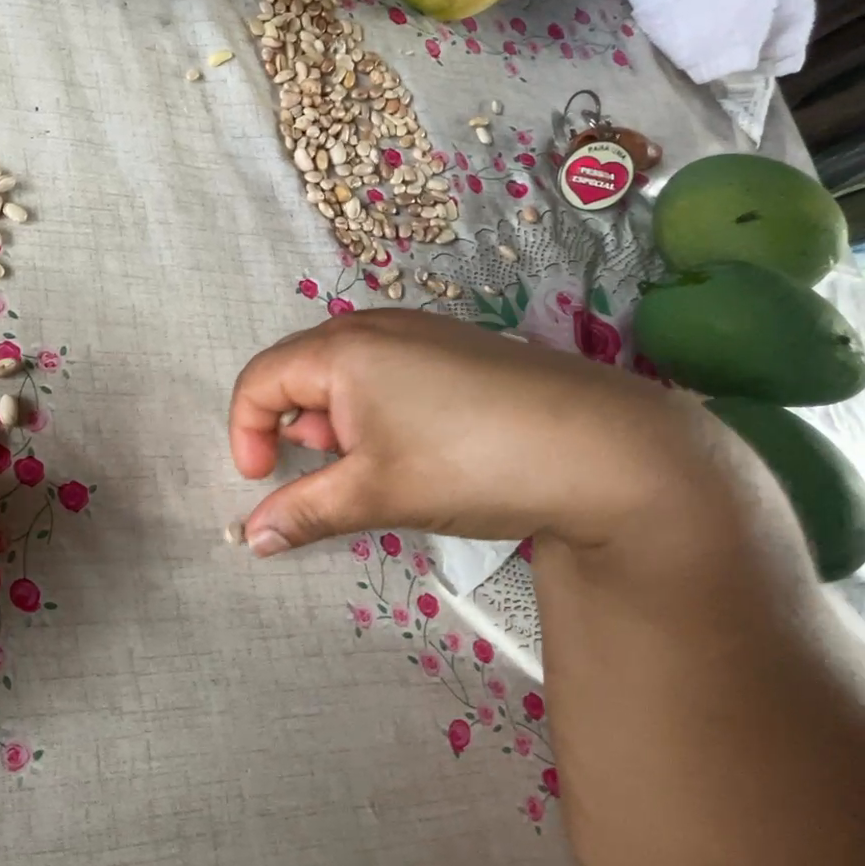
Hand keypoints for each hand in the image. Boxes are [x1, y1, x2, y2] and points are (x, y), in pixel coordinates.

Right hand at [228, 309, 741, 554]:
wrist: (620, 454)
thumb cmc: (472, 464)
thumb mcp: (375, 495)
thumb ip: (302, 511)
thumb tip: (251, 539)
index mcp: (340, 349)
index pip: (258, 382)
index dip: (245, 433)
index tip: (261, 480)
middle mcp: (372, 326)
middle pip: (296, 371)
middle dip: (293, 426)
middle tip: (324, 471)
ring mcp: (420, 330)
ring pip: (341, 371)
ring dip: (335, 419)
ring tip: (373, 462)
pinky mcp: (457, 346)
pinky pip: (384, 367)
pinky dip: (373, 405)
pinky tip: (416, 442)